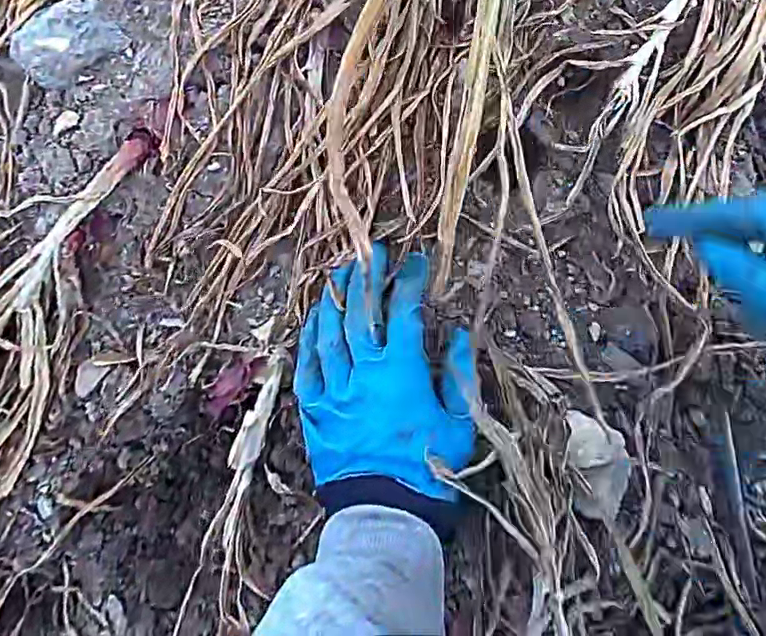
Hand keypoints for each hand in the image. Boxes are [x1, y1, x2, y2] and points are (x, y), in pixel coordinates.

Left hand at [294, 244, 475, 500]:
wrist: (386, 515)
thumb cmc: (429, 465)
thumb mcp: (458, 418)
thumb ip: (458, 371)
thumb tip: (458, 332)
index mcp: (401, 371)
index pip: (403, 311)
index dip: (409, 280)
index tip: (415, 260)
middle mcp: (364, 373)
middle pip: (360, 313)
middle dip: (366, 276)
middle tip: (370, 251)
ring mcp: (336, 392)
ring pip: (329, 335)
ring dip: (334, 300)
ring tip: (338, 274)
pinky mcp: (317, 413)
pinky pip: (307, 370)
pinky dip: (308, 343)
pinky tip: (311, 323)